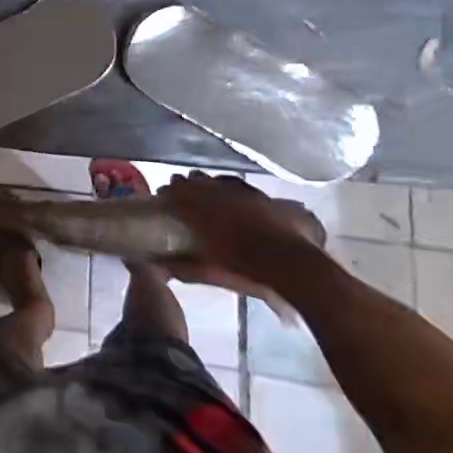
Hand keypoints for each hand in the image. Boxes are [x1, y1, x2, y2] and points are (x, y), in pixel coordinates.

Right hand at [159, 174, 327, 298]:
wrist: (292, 267)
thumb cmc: (246, 270)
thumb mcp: (209, 272)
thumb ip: (183, 267)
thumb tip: (160, 264)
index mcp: (202, 211)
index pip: (178, 193)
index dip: (168, 193)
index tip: (161, 195)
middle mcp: (219, 196)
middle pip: (197, 182)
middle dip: (186, 184)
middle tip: (177, 188)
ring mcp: (243, 194)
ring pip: (217, 180)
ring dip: (206, 182)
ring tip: (200, 185)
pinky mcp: (263, 197)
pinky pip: (238, 185)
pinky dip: (228, 185)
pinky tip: (228, 189)